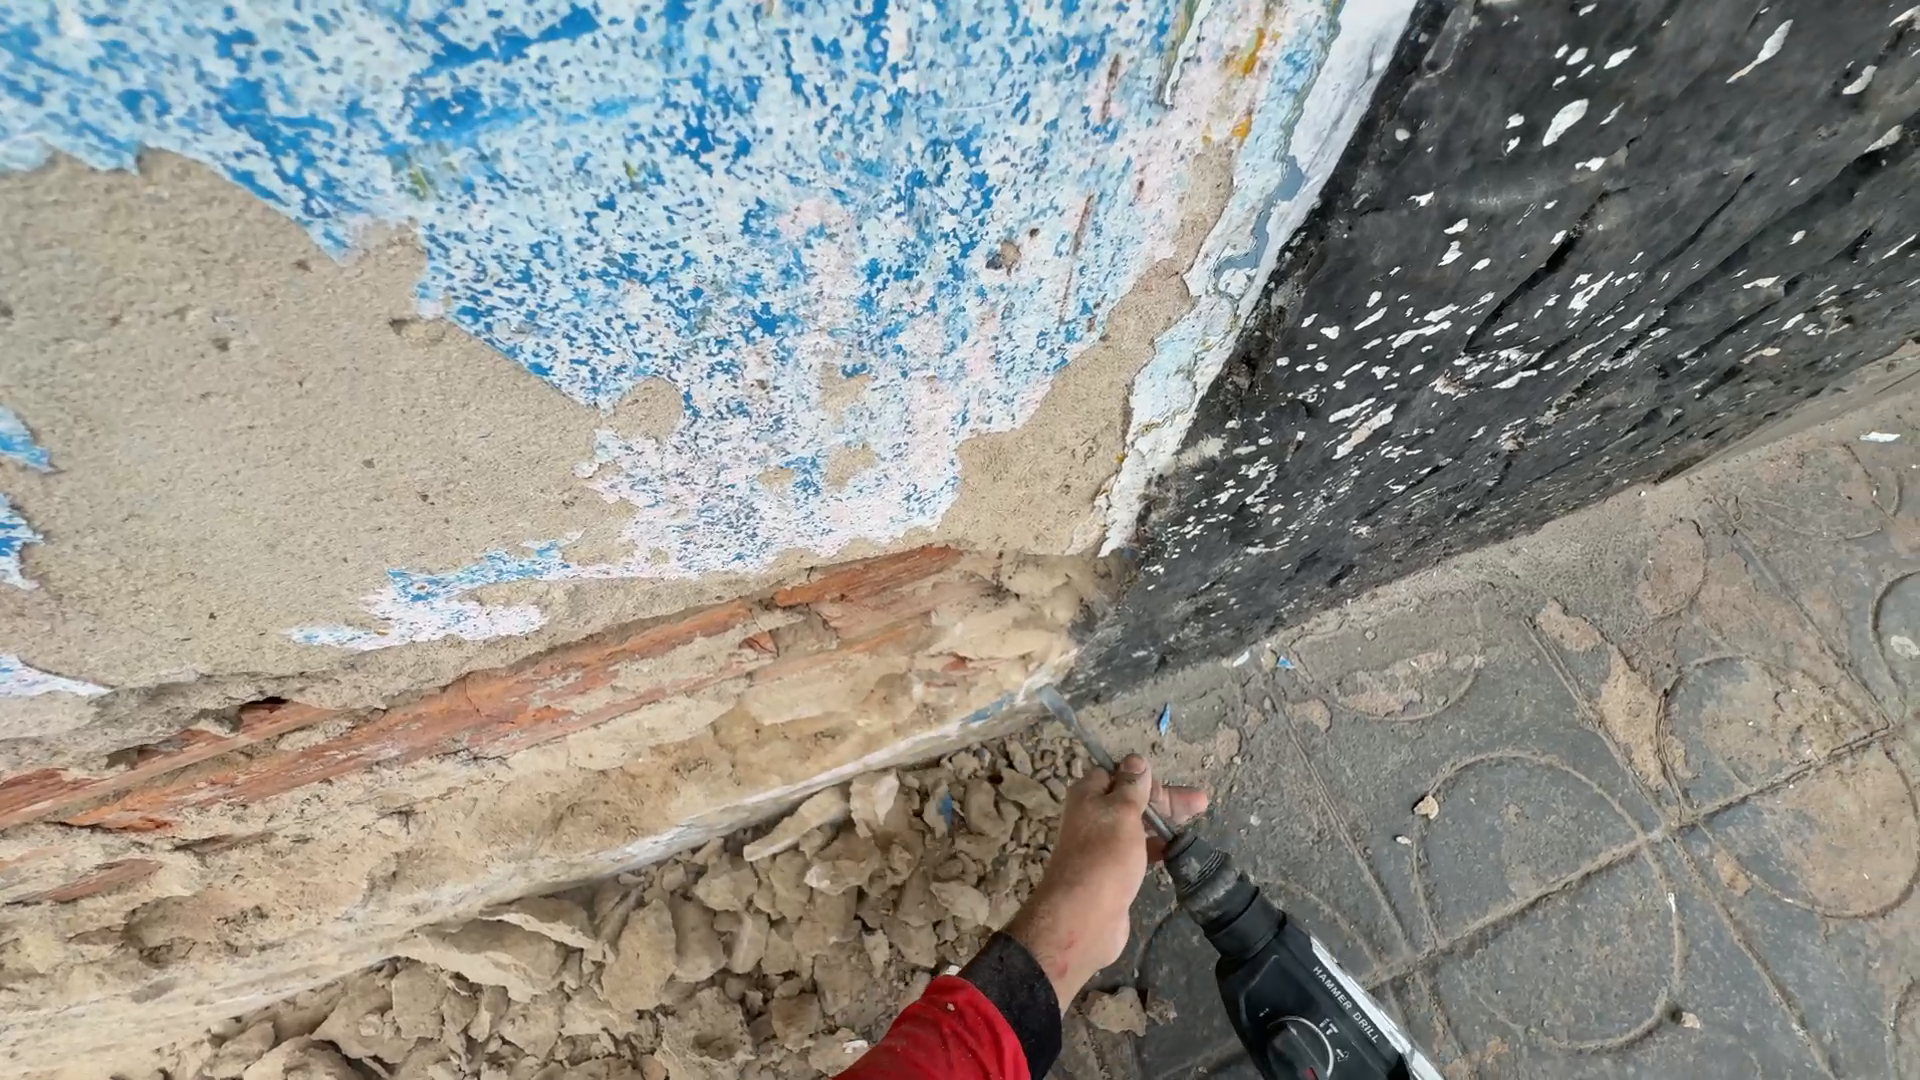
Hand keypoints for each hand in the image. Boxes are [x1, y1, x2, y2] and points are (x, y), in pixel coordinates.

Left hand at [1003, 755, 1207, 1008]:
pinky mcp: (1113, 870)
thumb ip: (1131, 786)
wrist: (1084, 916)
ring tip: (1196, 822)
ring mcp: (1102, 844)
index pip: (1118, 774)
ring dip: (1164, 822)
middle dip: (1165, 800)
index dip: (1143, 777)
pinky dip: (1157, 847)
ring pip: (1137, 825)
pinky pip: (1138, 850)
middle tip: (1201, 802)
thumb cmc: (1104, 854)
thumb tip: (1136, 760)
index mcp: (1088, 793)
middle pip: (1131, 799)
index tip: (1167, 786)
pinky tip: (1177, 850)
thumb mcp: (1121, 811)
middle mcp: (1093, 815)